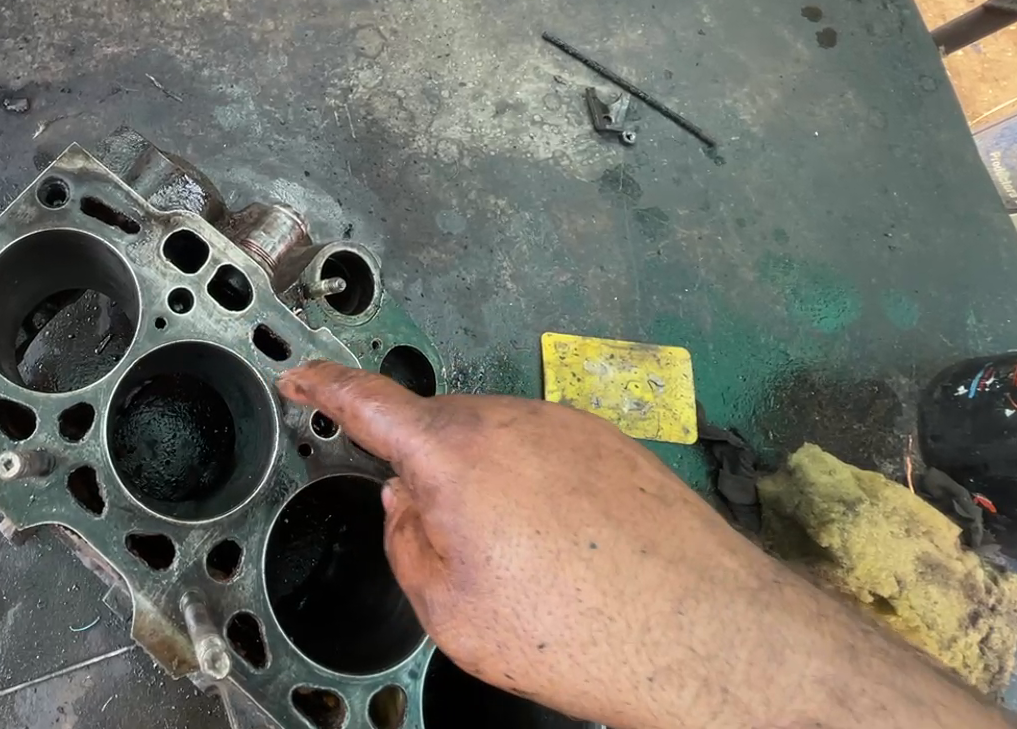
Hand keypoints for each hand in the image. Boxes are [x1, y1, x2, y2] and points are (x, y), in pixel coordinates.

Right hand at [276, 362, 1011, 728]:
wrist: (719, 639)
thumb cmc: (572, 630)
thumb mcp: (450, 612)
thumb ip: (405, 543)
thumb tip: (408, 502)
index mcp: (450, 453)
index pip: (365, 401)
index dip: (321, 385)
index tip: (297, 377)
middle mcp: (501, 416)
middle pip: (433, 431)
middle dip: (425, 475)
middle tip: (459, 548)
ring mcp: (558, 419)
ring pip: (487, 439)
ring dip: (481, 480)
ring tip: (529, 555)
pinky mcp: (605, 435)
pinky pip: (537, 445)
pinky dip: (529, 481)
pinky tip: (570, 540)